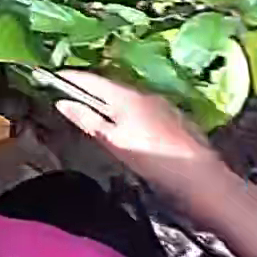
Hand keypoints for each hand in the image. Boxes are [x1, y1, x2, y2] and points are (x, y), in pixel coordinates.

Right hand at [51, 71, 256, 256]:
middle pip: (109, 86)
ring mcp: (163, 106)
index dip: (69, 76)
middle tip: (68, 91)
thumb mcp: (111, 141)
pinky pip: (141, 106)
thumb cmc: (152, 159)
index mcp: (125, 96)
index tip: (52, 75)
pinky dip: (125, 109)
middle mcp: (145, 95)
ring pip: (127, 97)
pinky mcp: (175, 118)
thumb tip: (62, 102)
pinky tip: (123, 122)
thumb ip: (86, 119)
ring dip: (108, 99)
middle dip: (88, 88)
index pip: (91, 79)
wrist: (205, 182)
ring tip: (92, 107)